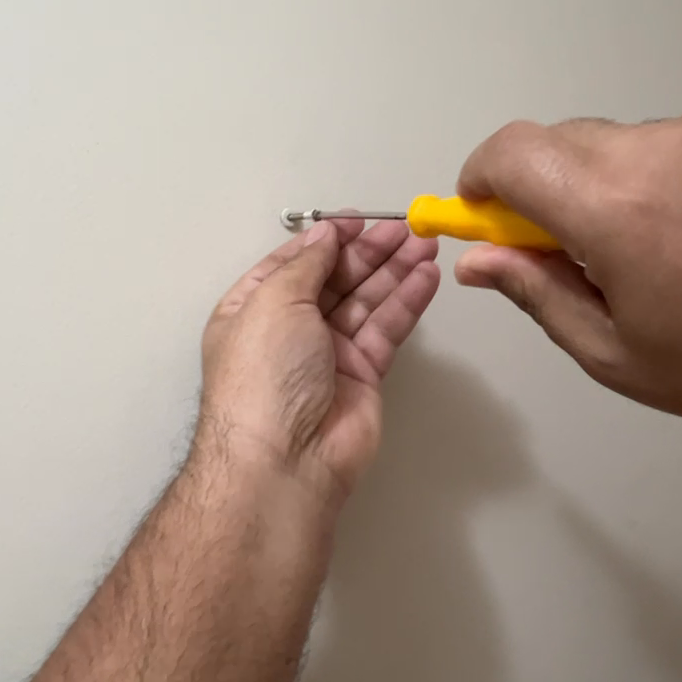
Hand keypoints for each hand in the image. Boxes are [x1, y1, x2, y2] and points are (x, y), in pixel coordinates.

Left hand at [199, 219, 440, 498]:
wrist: (286, 461)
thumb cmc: (266, 373)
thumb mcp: (274, 302)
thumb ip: (306, 264)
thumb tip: (325, 234)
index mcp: (254, 309)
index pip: (294, 263)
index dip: (327, 239)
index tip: (360, 220)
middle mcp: (290, 329)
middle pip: (335, 279)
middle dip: (369, 252)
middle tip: (408, 227)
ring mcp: (328, 353)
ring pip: (366, 302)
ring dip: (395, 271)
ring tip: (427, 243)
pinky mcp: (363, 375)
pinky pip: (386, 330)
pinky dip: (406, 302)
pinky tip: (427, 276)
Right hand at [452, 103, 681, 446]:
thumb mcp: (617, 355)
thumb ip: (537, 294)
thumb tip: (475, 261)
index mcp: (616, 208)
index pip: (511, 154)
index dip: (481, 179)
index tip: (486, 214)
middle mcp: (662, 146)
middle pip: (561, 140)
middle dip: (544, 188)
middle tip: (577, 251)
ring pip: (623, 141)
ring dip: (611, 183)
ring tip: (664, 249)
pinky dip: (669, 174)